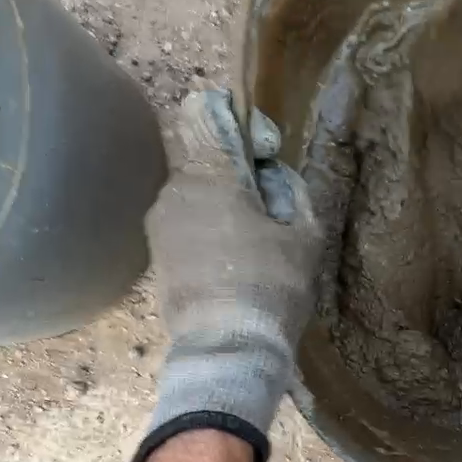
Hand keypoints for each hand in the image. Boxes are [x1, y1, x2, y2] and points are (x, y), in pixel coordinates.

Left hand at [135, 89, 323, 461]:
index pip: (207, 113)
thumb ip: (292, 193)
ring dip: (222, 214)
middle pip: (205, 164)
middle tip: (269, 215)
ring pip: (194, 201)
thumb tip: (272, 176)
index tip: (264, 157)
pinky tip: (234, 270)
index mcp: (210, 173)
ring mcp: (159, 227)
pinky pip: (186, 232)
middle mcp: (174, 190)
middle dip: (235, 181)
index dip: (240, 126)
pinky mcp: (155, 260)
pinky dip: (208, 240)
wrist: (229, 349)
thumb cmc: (273, 285)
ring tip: (253, 250)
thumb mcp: (305, 237)